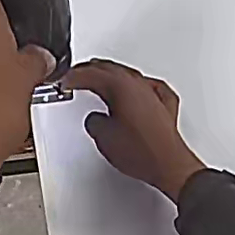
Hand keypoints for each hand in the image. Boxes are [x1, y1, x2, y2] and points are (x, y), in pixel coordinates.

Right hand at [61, 59, 206, 200]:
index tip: (66, 80)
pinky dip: (136, 87)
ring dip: (111, 77)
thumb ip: (94, 122)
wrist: (168, 165)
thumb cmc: (142, 152)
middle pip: (110, 69)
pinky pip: (147, 88)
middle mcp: (139, 85)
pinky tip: (135, 90)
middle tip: (78, 75)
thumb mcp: (104, 138)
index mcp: (121, 87)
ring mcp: (153, 94)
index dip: (74, 77)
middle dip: (91, 71)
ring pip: (128, 76)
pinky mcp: (164, 106)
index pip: (91, 74)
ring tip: (99, 81)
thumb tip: (96, 120)